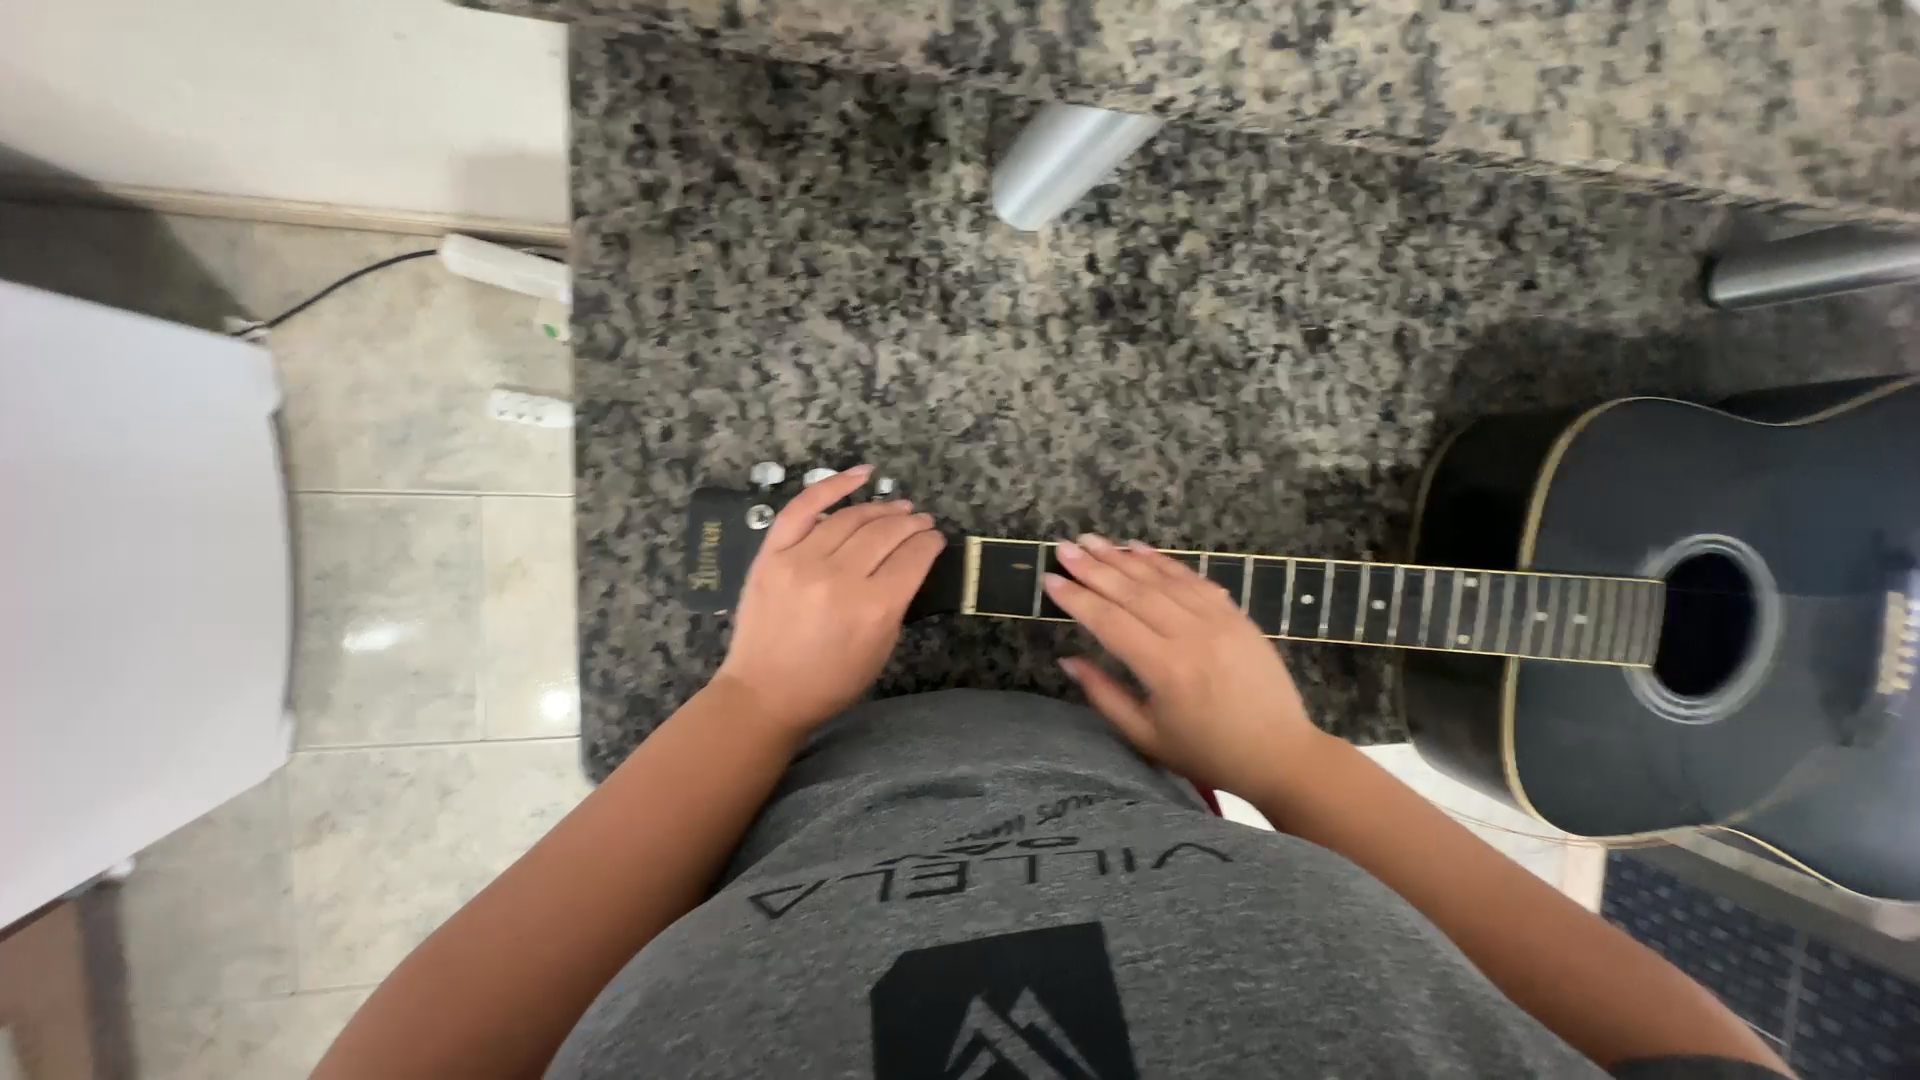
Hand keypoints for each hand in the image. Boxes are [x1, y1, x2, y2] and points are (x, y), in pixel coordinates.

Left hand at [712, 465, 945, 736]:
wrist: (765, 693)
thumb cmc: (830, 681)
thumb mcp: (881, 649)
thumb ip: (897, 602)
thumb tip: (910, 562)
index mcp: (874, 608)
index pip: (914, 558)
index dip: (931, 543)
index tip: (936, 539)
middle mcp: (840, 577)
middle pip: (887, 533)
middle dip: (912, 524)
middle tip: (922, 522)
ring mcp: (802, 560)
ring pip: (853, 518)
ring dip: (882, 509)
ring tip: (898, 508)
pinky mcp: (773, 553)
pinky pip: (804, 507)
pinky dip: (834, 484)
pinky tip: (862, 475)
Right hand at [1045, 535, 1327, 798]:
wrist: (1281, 754)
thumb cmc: (1208, 754)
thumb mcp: (1146, 737)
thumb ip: (1104, 695)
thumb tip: (1067, 660)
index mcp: (1166, 671)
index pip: (1109, 622)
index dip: (1076, 598)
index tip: (1050, 579)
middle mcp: (1191, 636)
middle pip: (1132, 592)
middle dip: (1094, 567)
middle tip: (1064, 547)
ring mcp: (1219, 621)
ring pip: (1162, 579)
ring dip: (1124, 557)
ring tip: (1092, 540)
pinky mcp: (1237, 616)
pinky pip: (1195, 580)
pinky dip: (1165, 562)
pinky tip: (1140, 549)